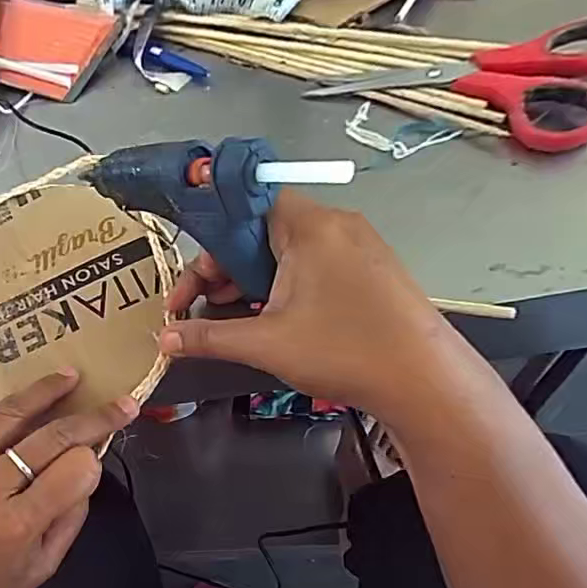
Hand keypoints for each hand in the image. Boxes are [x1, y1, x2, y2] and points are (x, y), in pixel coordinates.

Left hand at [0, 371, 136, 587]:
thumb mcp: (42, 567)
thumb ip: (71, 517)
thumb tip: (87, 469)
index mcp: (17, 525)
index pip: (73, 471)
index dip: (92, 459)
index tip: (98, 456)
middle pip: (50, 439)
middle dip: (92, 419)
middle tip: (120, 405)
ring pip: (12, 416)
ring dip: (47, 392)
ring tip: (73, 376)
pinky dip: (13, 405)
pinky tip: (34, 394)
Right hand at [159, 190, 467, 417]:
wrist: (420, 379)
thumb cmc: (343, 349)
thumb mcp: (263, 344)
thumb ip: (208, 336)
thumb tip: (166, 338)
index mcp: (310, 228)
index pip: (248, 208)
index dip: (213, 242)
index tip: (193, 282)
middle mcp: (336, 227)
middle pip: (263, 232)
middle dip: (225, 269)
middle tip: (203, 306)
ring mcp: (357, 248)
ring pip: (287, 253)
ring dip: (251, 281)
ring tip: (232, 318)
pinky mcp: (368, 272)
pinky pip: (312, 267)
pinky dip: (283, 287)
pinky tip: (270, 320)